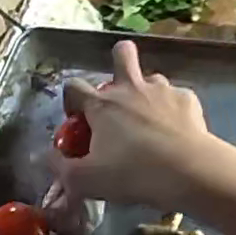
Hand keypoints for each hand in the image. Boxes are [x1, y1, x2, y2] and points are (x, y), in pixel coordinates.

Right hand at [56, 39, 210, 206]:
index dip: (71, 99)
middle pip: (122, 54)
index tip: (77, 118)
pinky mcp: (188, 100)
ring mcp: (162, 91)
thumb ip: (61, 169)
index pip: (74, 87)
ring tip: (150, 121)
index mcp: (102, 105)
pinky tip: (176, 132)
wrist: (187, 172)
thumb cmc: (132, 175)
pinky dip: (174, 112)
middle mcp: (131, 88)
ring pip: (152, 78)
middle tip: (119, 92)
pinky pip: (177, 99)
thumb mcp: (87, 181)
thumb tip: (47, 157)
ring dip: (147, 94)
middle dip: (118, 63)